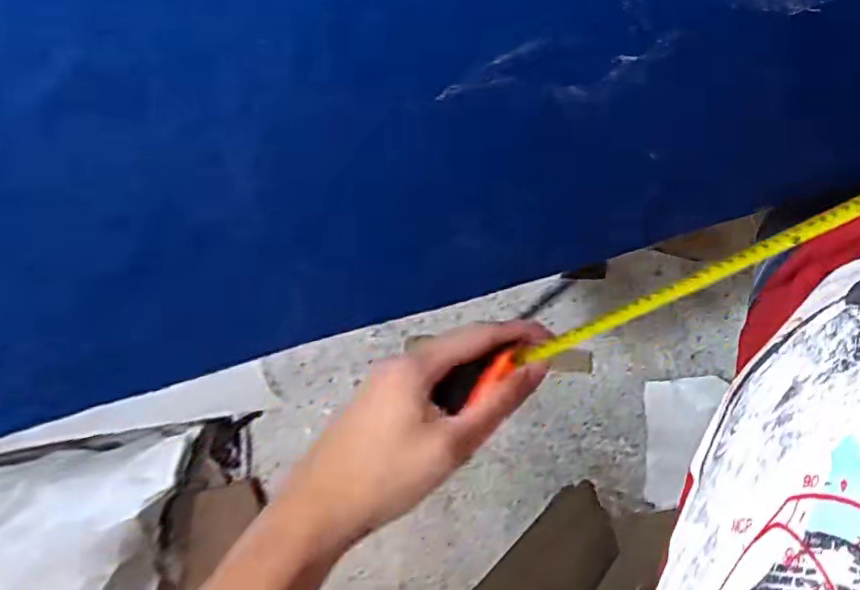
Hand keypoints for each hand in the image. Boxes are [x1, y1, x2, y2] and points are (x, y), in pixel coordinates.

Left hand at [271, 321, 551, 552]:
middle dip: (504, 354)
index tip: (554, 340)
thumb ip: (502, 400)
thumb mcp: (456, 442)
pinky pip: (430, 380)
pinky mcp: (374, 403)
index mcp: (417, 365)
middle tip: (531, 373)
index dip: (524, 333)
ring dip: (480, 373)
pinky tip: (461, 414)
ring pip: (448, 364)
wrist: (305, 526)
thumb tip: (540, 365)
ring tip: (497, 400)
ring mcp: (383, 383)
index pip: (485, 333)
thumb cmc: (384, 480)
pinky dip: (457, 386)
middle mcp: (399, 363)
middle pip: (466, 344)